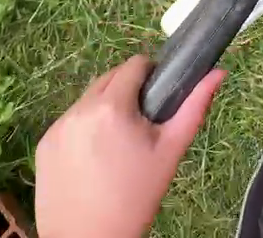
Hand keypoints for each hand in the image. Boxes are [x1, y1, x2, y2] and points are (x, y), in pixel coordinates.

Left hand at [34, 55, 224, 237]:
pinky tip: (93, 157)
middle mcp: (80, 108)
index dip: (151, 74)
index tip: (157, 100)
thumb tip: (218, 72)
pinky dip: (84, 128)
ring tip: (117, 144)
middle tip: (140, 126)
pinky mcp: (44, 143)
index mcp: (112, 105)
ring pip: (89, 98)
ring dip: (105, 108)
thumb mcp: (170, 152)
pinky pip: (70, 121)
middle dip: (128, 91)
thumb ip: (194, 107)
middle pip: (110, 78)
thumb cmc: (135, 198)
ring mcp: (58, 125)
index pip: (134, 64)